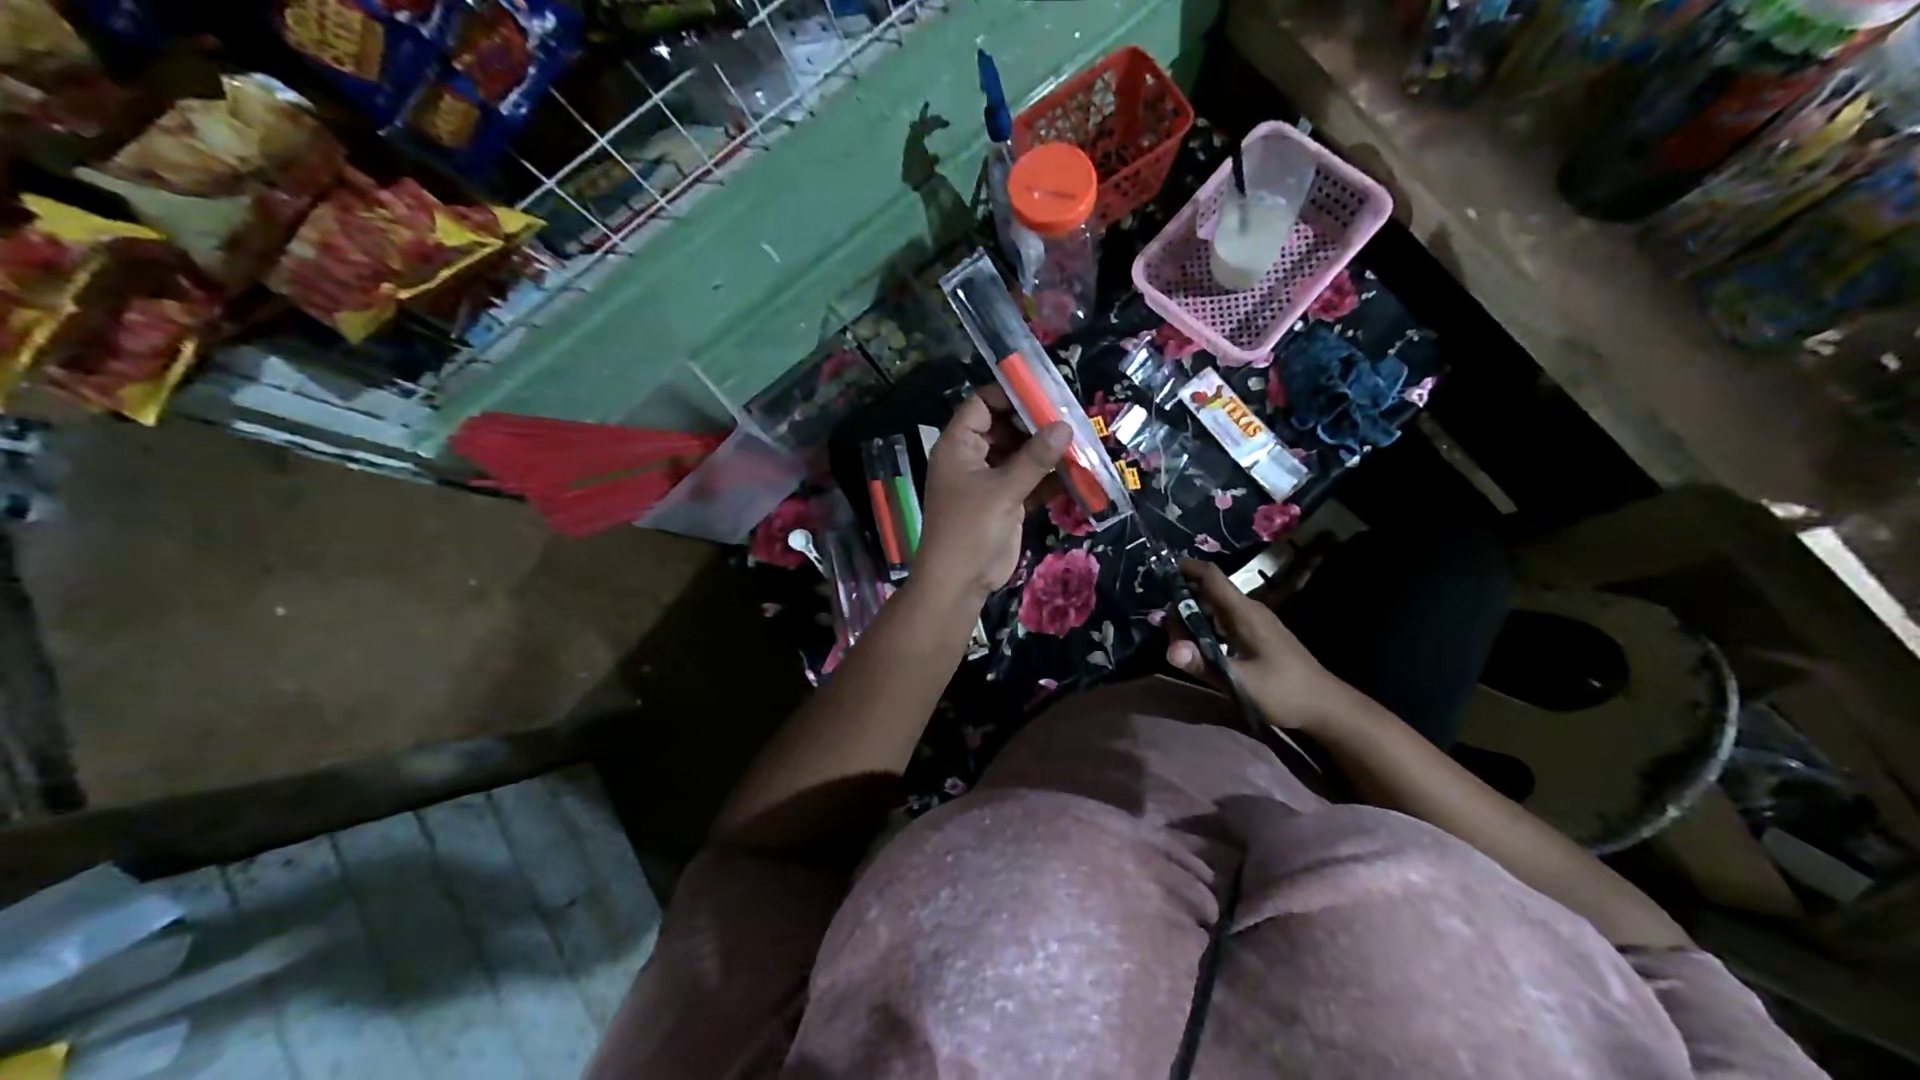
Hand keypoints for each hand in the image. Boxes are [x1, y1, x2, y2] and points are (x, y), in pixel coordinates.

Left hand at [916, 385, 1069, 600]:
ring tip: (1082, 443)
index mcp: (958, 446)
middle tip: (1072, 419)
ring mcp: (989, 481)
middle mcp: (972, 458)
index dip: (1009, 395)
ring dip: (1047, 452)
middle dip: (1036, 425)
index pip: (981, 405)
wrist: (959, 583)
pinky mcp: (1005, 502)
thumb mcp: (1003, 490)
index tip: (1044, 393)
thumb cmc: (970, 529)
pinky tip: (1078, 473)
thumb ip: (1035, 458)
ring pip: (1021, 455)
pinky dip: (1049, 478)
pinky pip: (1029, 481)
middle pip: (1006, 428)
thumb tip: (1065, 426)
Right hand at [1166, 559, 1354, 732]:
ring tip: (1177, 643)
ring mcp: (1254, 623)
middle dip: (1181, 606)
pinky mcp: (1256, 636)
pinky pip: (1223, 621)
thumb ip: (1203, 665)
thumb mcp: (1240, 682)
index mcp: (1244, 613)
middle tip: (1166, 632)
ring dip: (1192, 619)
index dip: (1185, 569)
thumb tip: (1170, 649)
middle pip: (1207, 593)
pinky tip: (1198, 648)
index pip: (1211, 576)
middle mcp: (1248, 611)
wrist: (1325, 705)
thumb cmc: (1284, 691)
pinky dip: (1205, 628)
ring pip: (1214, 609)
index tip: (1159, 574)